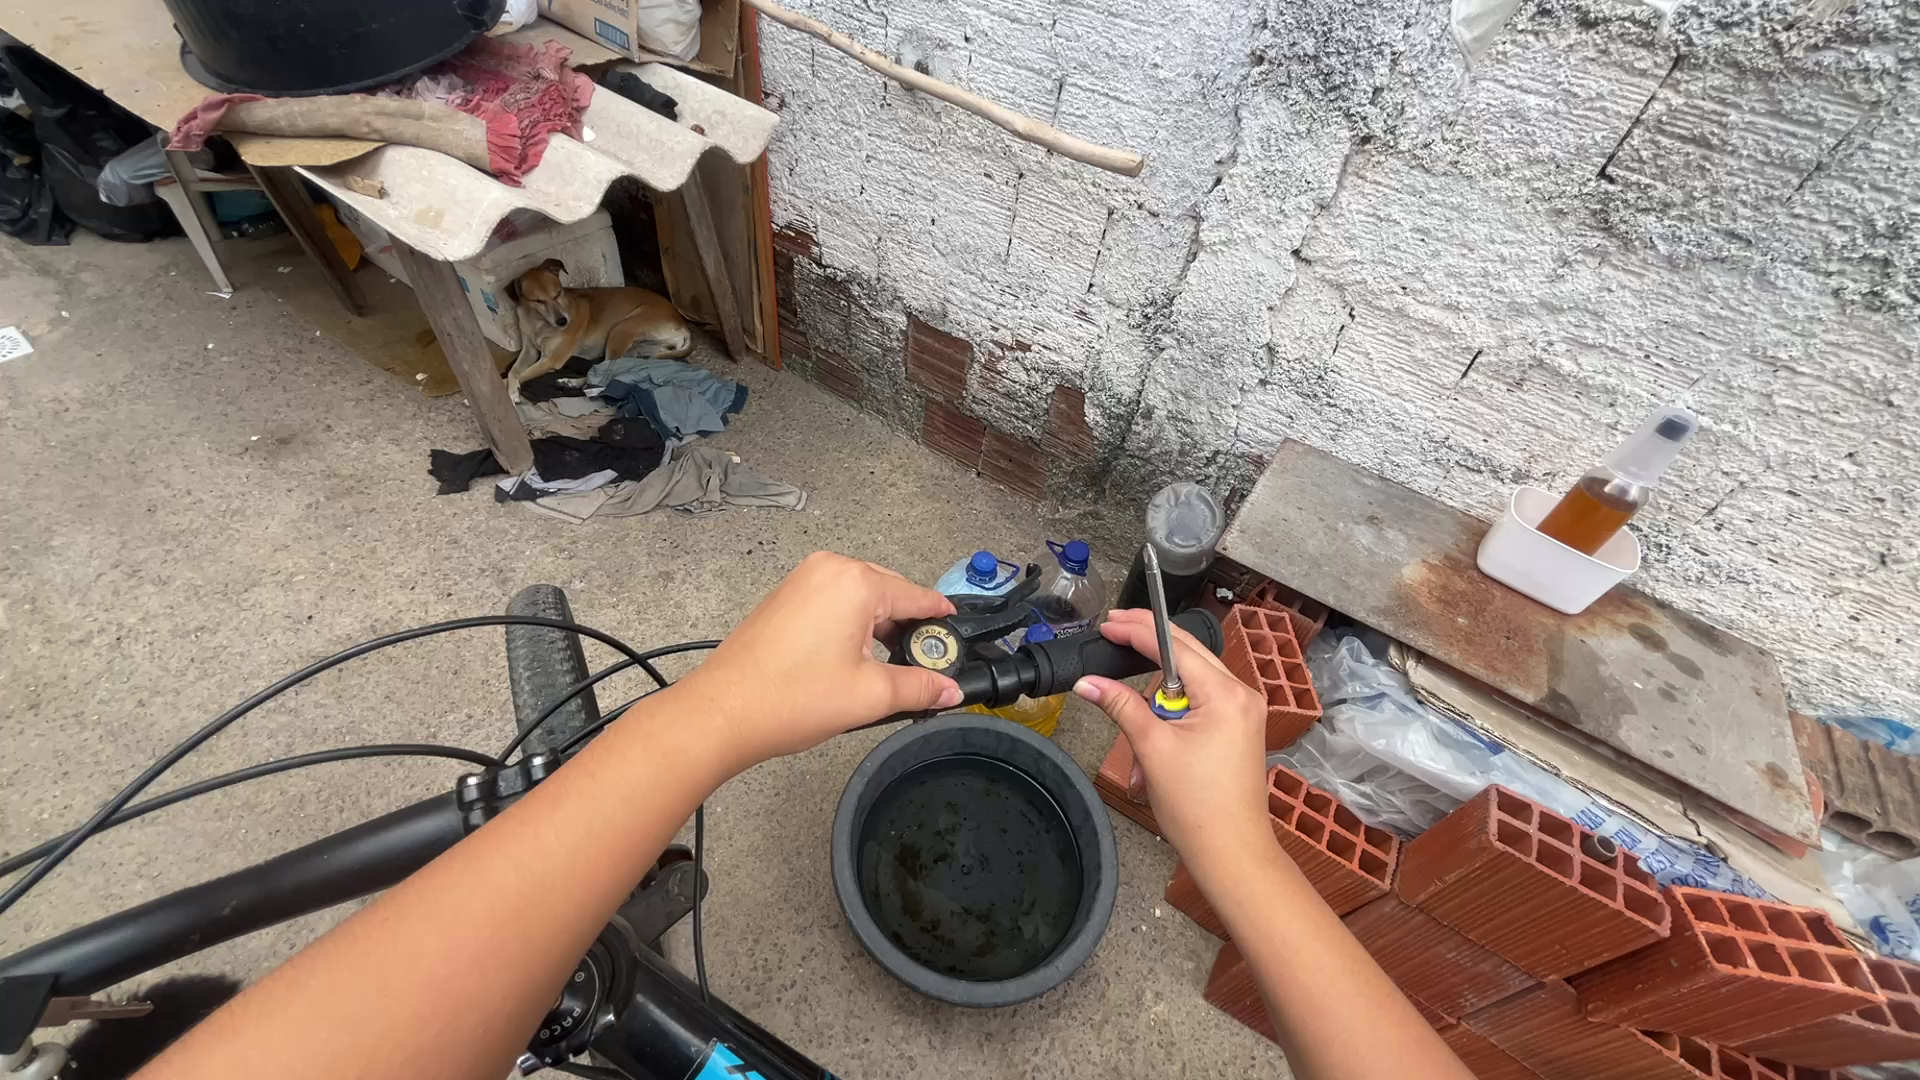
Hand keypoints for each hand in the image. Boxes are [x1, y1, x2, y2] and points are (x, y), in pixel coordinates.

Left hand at [670, 552, 962, 770]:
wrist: (722, 713)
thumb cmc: (787, 698)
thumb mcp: (871, 695)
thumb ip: (920, 687)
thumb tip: (949, 690)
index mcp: (855, 582)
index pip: (916, 595)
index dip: (939, 618)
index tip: (955, 632)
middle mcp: (829, 569)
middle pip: (889, 592)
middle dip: (907, 627)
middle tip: (923, 665)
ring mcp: (803, 579)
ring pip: (862, 597)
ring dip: (879, 627)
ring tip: (885, 667)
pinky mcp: (786, 596)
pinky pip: (835, 601)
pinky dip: (852, 624)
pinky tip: (854, 658)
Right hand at [1072, 609, 1272, 870]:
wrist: (1232, 852)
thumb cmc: (1199, 808)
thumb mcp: (1151, 747)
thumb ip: (1120, 705)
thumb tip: (1088, 682)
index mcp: (1224, 695)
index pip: (1173, 646)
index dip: (1136, 630)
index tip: (1109, 624)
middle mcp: (1241, 694)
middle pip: (1187, 649)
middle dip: (1148, 638)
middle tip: (1114, 625)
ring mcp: (1243, 710)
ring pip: (1193, 671)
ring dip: (1160, 674)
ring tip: (1130, 677)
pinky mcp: (1238, 725)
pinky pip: (1201, 693)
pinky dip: (1174, 696)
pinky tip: (1154, 709)